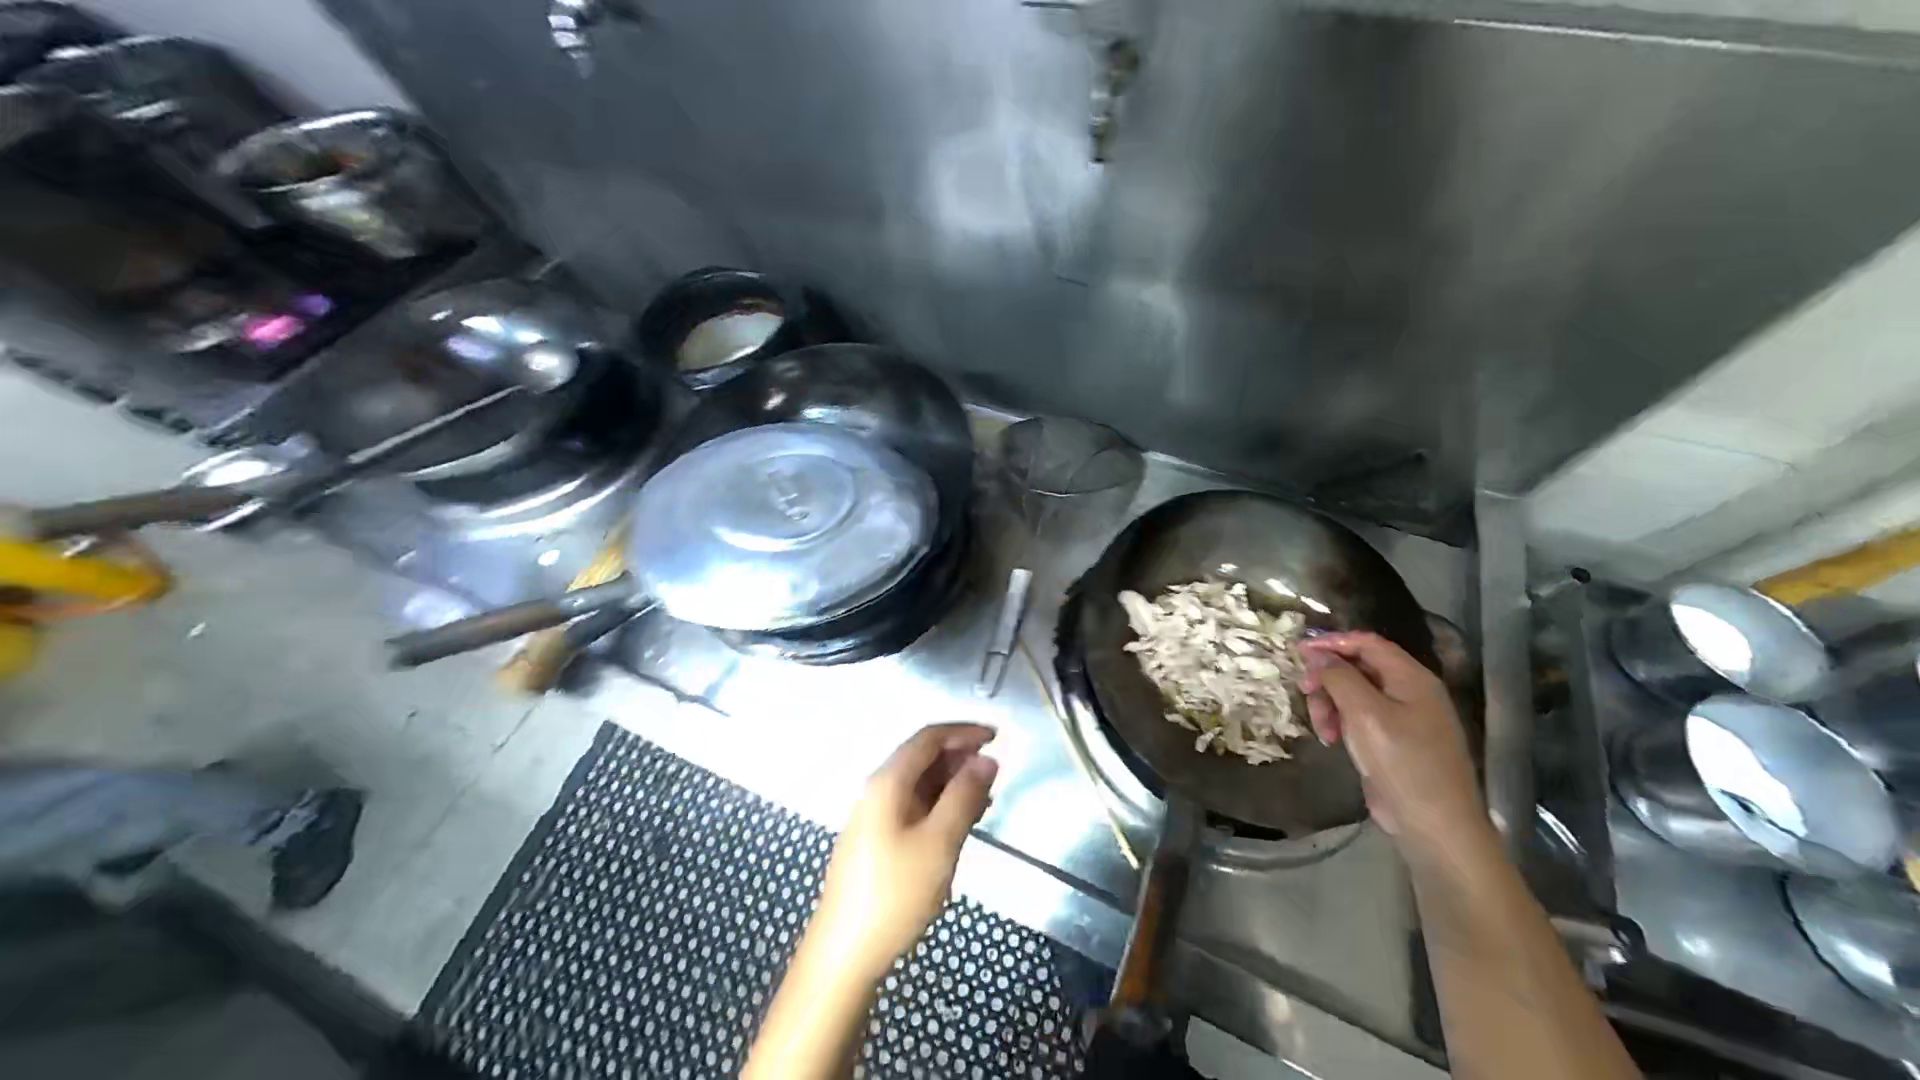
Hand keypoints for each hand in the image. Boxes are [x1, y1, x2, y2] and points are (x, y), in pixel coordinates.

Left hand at [810, 723, 998, 980]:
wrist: (845, 953)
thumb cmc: (895, 893)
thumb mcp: (939, 843)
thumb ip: (964, 797)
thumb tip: (986, 759)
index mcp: (887, 782)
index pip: (928, 738)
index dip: (963, 731)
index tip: (997, 736)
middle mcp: (878, 790)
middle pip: (922, 758)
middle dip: (960, 757)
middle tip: (996, 771)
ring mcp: (875, 816)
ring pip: (919, 784)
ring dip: (953, 783)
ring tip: (987, 798)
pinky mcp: (877, 841)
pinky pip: (914, 807)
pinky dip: (941, 805)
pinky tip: (961, 823)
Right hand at [1299, 632, 1488, 870]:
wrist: (1434, 824)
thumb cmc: (1402, 763)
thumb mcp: (1365, 714)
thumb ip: (1340, 678)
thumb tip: (1318, 655)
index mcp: (1411, 679)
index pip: (1367, 643)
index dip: (1332, 642)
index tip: (1298, 651)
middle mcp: (1409, 692)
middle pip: (1358, 668)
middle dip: (1327, 678)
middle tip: (1304, 692)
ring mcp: (1403, 718)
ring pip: (1354, 694)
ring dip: (1329, 703)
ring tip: (1321, 728)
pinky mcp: (1392, 741)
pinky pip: (1359, 718)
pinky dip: (1340, 722)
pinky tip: (1332, 740)